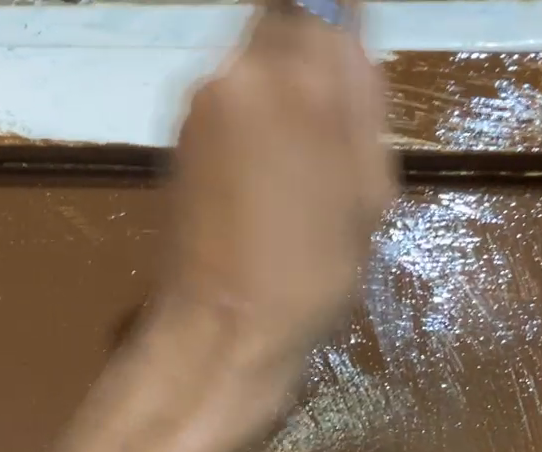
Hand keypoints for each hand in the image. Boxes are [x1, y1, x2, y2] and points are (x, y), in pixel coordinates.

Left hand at [150, 0, 395, 435]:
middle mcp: (243, 69)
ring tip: (293, 164)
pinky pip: (226, 96)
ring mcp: (199, 99)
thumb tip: (351, 43)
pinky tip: (260, 177)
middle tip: (325, 121)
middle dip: (307, 51)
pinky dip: (248, 117)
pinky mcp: (173, 131)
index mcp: (305, 82)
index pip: (322, 0)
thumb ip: (363, 104)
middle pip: (282, 17)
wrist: (222, 329)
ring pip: (251, 58)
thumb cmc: (309, 277)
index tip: (344, 65)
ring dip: (277, 88)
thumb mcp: (368, 196)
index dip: (336, 22)